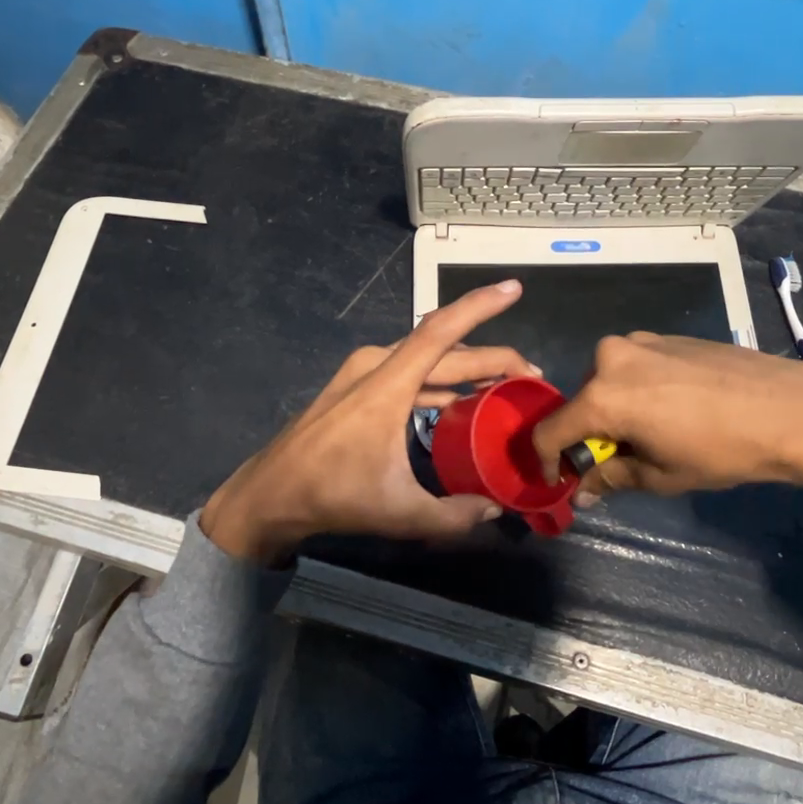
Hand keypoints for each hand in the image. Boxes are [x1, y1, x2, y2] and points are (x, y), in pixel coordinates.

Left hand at [199, 280, 537, 561]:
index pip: (442, 331)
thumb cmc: (333, 495)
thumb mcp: (400, 512)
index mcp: (387, 384)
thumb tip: (494, 510)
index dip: (481, 306)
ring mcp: (361, 374)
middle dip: (491, 357)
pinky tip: (458, 400)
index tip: (514, 289)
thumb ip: (453, 515)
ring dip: (465, 369)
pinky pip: (407, 372)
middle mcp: (375, 366)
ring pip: (426, 359)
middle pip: (444, 349)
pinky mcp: (355, 387)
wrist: (271, 493)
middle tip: (531, 375)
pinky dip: (438, 381)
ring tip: (503, 387)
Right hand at [532, 334, 802, 505]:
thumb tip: (583, 491)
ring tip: (653, 433)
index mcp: (601, 396)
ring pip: (609, 382)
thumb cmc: (720, 449)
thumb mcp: (660, 475)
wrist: (791, 408)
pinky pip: (635, 366)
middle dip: (590, 434)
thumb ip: (611, 478)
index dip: (548, 460)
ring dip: (616, 410)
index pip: (550, 431)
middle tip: (617, 459)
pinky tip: (675, 408)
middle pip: (581, 402)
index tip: (560, 479)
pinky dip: (639, 390)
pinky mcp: (666, 335)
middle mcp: (609, 358)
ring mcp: (640, 340)